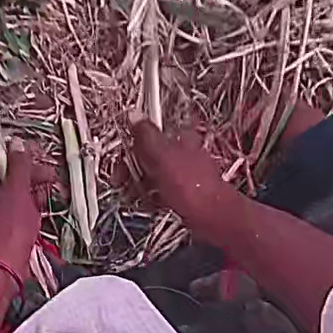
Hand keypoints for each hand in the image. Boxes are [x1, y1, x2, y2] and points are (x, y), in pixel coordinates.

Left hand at [0, 142, 54, 272]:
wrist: (2, 265)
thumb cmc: (8, 224)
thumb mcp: (17, 188)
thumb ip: (20, 164)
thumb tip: (18, 143)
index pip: (0, 154)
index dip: (20, 154)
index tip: (40, 158)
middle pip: (11, 173)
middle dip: (33, 174)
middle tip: (52, 178)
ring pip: (18, 191)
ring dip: (36, 191)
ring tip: (52, 194)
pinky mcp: (6, 224)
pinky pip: (21, 209)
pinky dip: (33, 207)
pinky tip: (44, 210)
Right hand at [128, 114, 241, 236]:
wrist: (211, 217)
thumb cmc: (193, 187)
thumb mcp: (162, 156)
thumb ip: (146, 136)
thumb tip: (134, 115)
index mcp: (179, 137)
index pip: (147, 133)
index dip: (131, 146)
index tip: (122, 159)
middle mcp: (181, 152)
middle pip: (146, 155)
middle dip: (131, 169)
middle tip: (122, 180)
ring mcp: (181, 173)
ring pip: (150, 174)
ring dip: (137, 185)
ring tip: (134, 195)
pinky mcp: (180, 191)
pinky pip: (156, 190)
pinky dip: (149, 196)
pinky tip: (147, 203)